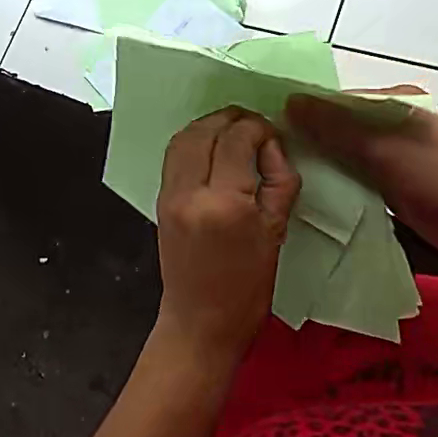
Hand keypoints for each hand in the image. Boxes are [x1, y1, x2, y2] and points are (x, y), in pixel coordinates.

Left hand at [154, 107, 300, 357]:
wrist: (199, 318)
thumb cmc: (248, 286)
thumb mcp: (277, 234)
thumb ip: (279, 183)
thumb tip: (272, 145)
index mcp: (225, 202)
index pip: (237, 141)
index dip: (256, 128)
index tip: (271, 131)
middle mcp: (190, 191)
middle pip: (204, 132)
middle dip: (229, 118)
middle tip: (252, 121)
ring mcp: (169, 194)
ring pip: (182, 139)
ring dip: (206, 125)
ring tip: (232, 127)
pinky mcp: (158, 199)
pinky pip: (173, 157)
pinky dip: (191, 142)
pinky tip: (210, 145)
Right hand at [284, 87, 437, 267]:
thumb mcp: (385, 152)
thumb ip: (334, 126)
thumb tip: (288, 100)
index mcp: (401, 103)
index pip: (335, 101)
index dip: (302, 116)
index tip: (271, 137)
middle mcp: (400, 123)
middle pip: (339, 129)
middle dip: (310, 145)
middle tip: (276, 165)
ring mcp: (403, 155)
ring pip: (347, 156)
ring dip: (324, 170)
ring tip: (290, 184)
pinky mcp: (403, 184)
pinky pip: (360, 179)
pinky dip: (342, 187)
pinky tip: (321, 201)